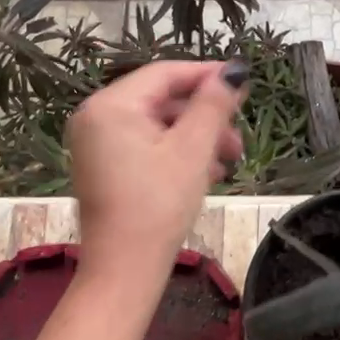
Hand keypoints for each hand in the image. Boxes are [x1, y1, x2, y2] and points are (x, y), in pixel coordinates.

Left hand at [66, 60, 246, 286]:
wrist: (125, 269)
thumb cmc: (158, 204)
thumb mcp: (192, 149)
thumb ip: (213, 104)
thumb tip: (234, 70)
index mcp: (110, 105)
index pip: (165, 73)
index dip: (207, 75)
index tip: (243, 83)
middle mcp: (96, 117)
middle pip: (162, 99)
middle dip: (205, 114)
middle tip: (239, 134)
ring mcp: (97, 143)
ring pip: (158, 124)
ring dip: (196, 136)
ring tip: (229, 159)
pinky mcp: (104, 166)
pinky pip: (146, 144)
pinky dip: (177, 151)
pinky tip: (207, 172)